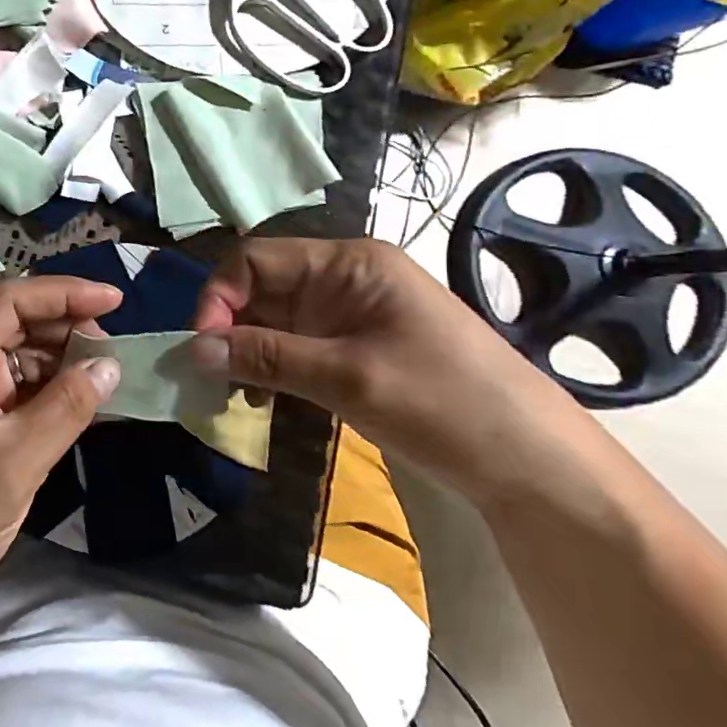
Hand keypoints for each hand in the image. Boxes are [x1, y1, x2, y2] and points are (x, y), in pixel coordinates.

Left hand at [0, 277, 123, 646]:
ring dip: (58, 358)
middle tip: (117, 346)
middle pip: (9, 323)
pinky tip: (81, 393)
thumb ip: (66, 407)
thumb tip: (112, 362)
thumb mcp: (15, 463)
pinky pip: (9, 386)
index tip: (117, 298)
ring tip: (108, 370)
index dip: (62, 292)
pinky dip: (45, 387)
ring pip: (12, 354)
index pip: (4, 302)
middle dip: (64, 327)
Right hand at [191, 238, 583, 501]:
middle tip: (213, 378)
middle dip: (227, 330)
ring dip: (243, 354)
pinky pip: (288, 349)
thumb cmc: (445, 403)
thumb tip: (192, 349)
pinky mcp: (349, 350)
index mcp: (348, 265)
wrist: (534, 466)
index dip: (218, 298)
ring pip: (268, 322)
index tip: (204, 348)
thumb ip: (264, 357)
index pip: (253, 261)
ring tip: (236, 396)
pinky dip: (265, 370)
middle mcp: (341, 281)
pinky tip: (262, 400)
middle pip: (257, 290)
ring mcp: (346, 317)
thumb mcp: (346, 377)